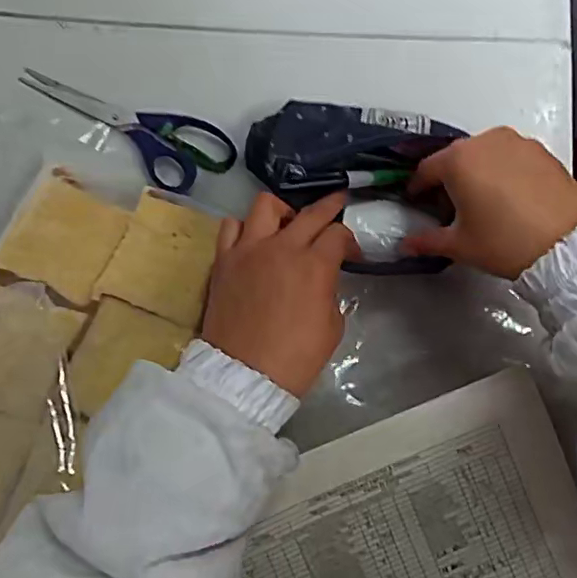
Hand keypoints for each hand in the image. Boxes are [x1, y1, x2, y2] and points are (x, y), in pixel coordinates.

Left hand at [202, 193, 355, 395]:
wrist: (245, 373)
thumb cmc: (296, 356)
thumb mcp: (332, 326)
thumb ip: (330, 293)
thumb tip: (323, 281)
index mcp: (315, 265)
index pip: (338, 234)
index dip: (350, 241)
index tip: (352, 254)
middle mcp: (283, 247)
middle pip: (311, 212)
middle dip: (331, 206)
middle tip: (339, 204)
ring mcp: (249, 250)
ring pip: (266, 205)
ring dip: (284, 211)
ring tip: (288, 223)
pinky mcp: (224, 260)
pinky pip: (232, 226)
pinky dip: (245, 227)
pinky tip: (253, 240)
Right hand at [399, 127, 576, 278]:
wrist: (567, 245)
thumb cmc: (509, 242)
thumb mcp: (461, 245)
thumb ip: (428, 240)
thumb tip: (408, 244)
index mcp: (459, 159)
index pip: (426, 169)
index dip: (418, 188)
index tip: (416, 200)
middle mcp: (487, 142)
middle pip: (456, 158)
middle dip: (449, 179)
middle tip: (449, 206)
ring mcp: (518, 143)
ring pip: (486, 154)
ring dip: (478, 173)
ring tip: (481, 203)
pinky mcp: (542, 152)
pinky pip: (511, 157)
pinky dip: (504, 172)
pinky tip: (508, 198)